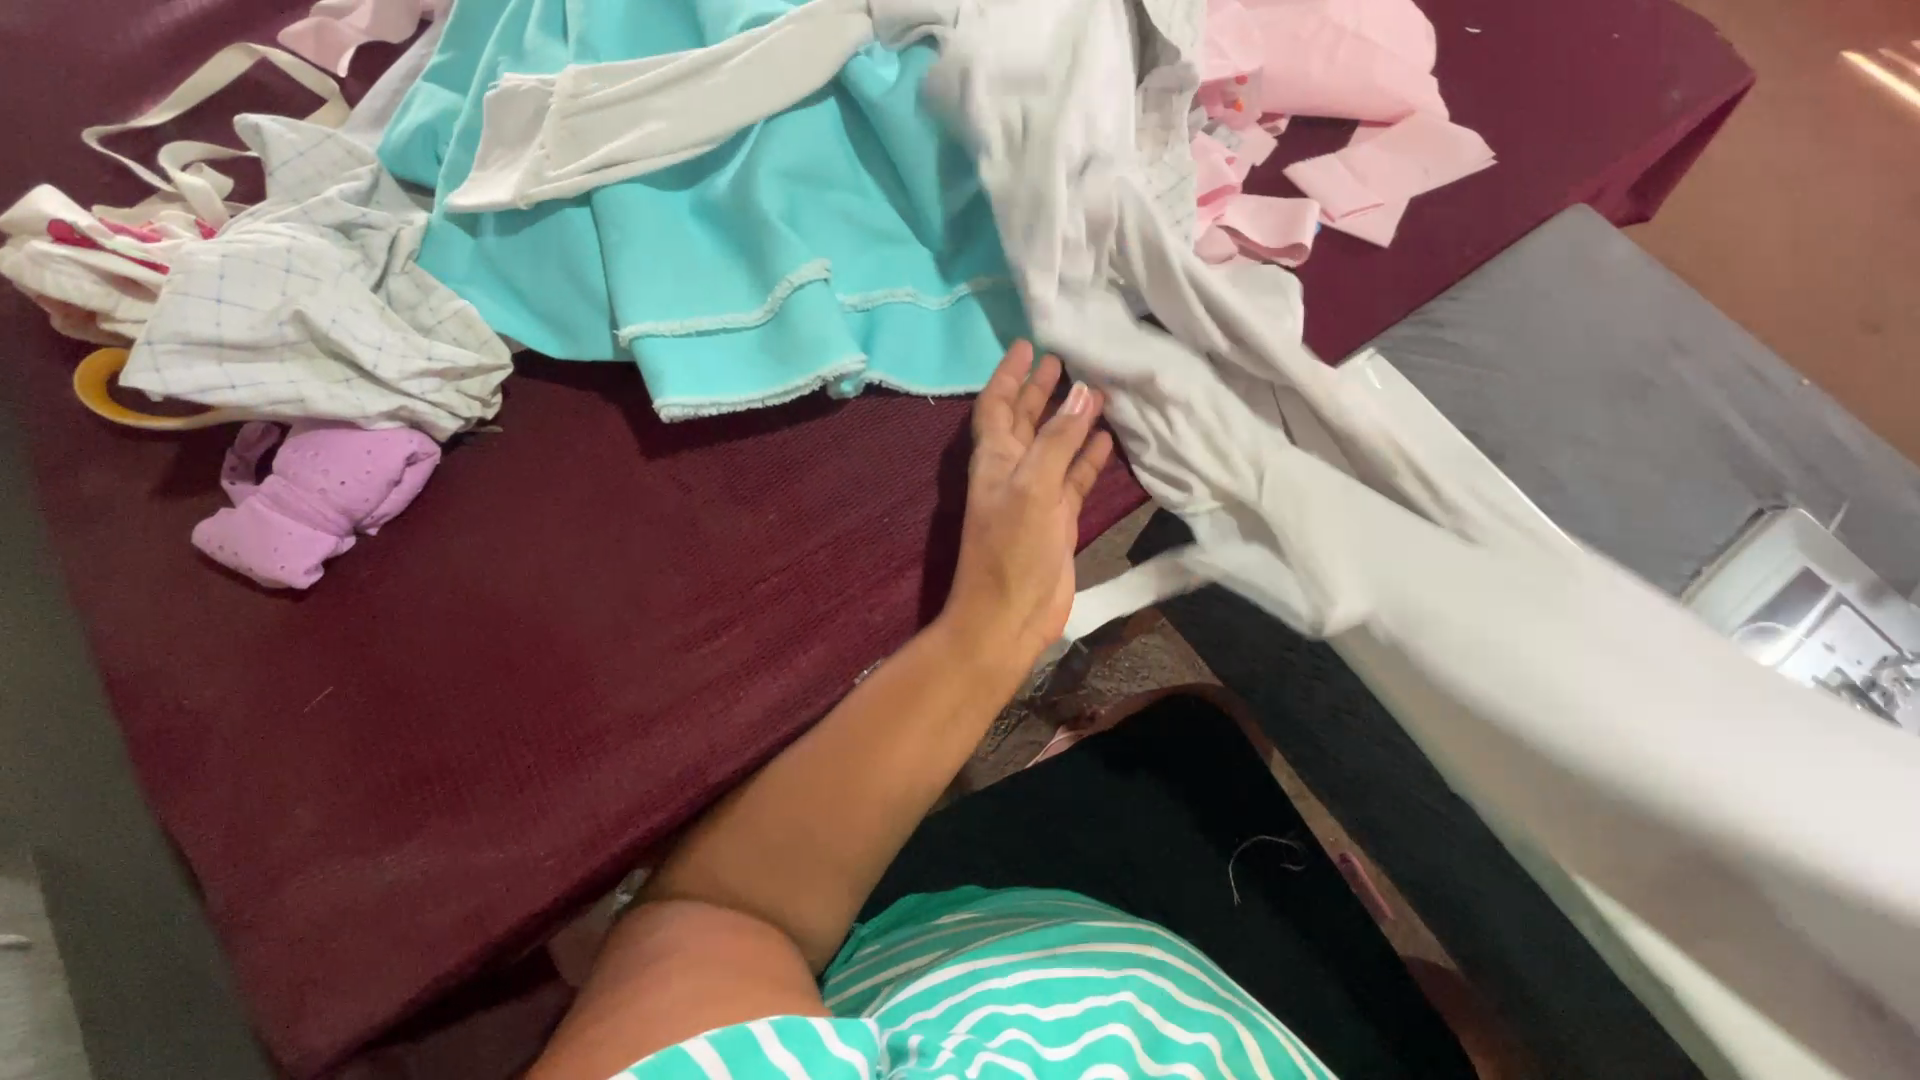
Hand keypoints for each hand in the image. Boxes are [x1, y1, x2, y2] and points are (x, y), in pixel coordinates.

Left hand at [938, 340, 1113, 678]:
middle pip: (1027, 419)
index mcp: (995, 457)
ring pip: (1056, 445)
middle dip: (1042, 389)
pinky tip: (1107, 437)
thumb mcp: (1032, 486)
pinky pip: (1076, 476)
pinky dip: (1089, 456)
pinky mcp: (1060, 517)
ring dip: (1072, 418)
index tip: (1027, 344)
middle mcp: (1013, 470)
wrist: (1010, 616)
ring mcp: (1037, 494)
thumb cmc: (1011, 549)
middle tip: (1066, 358)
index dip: (1010, 374)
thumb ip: (1057, 439)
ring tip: (1097, 388)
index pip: (998, 405)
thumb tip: (1082, 391)